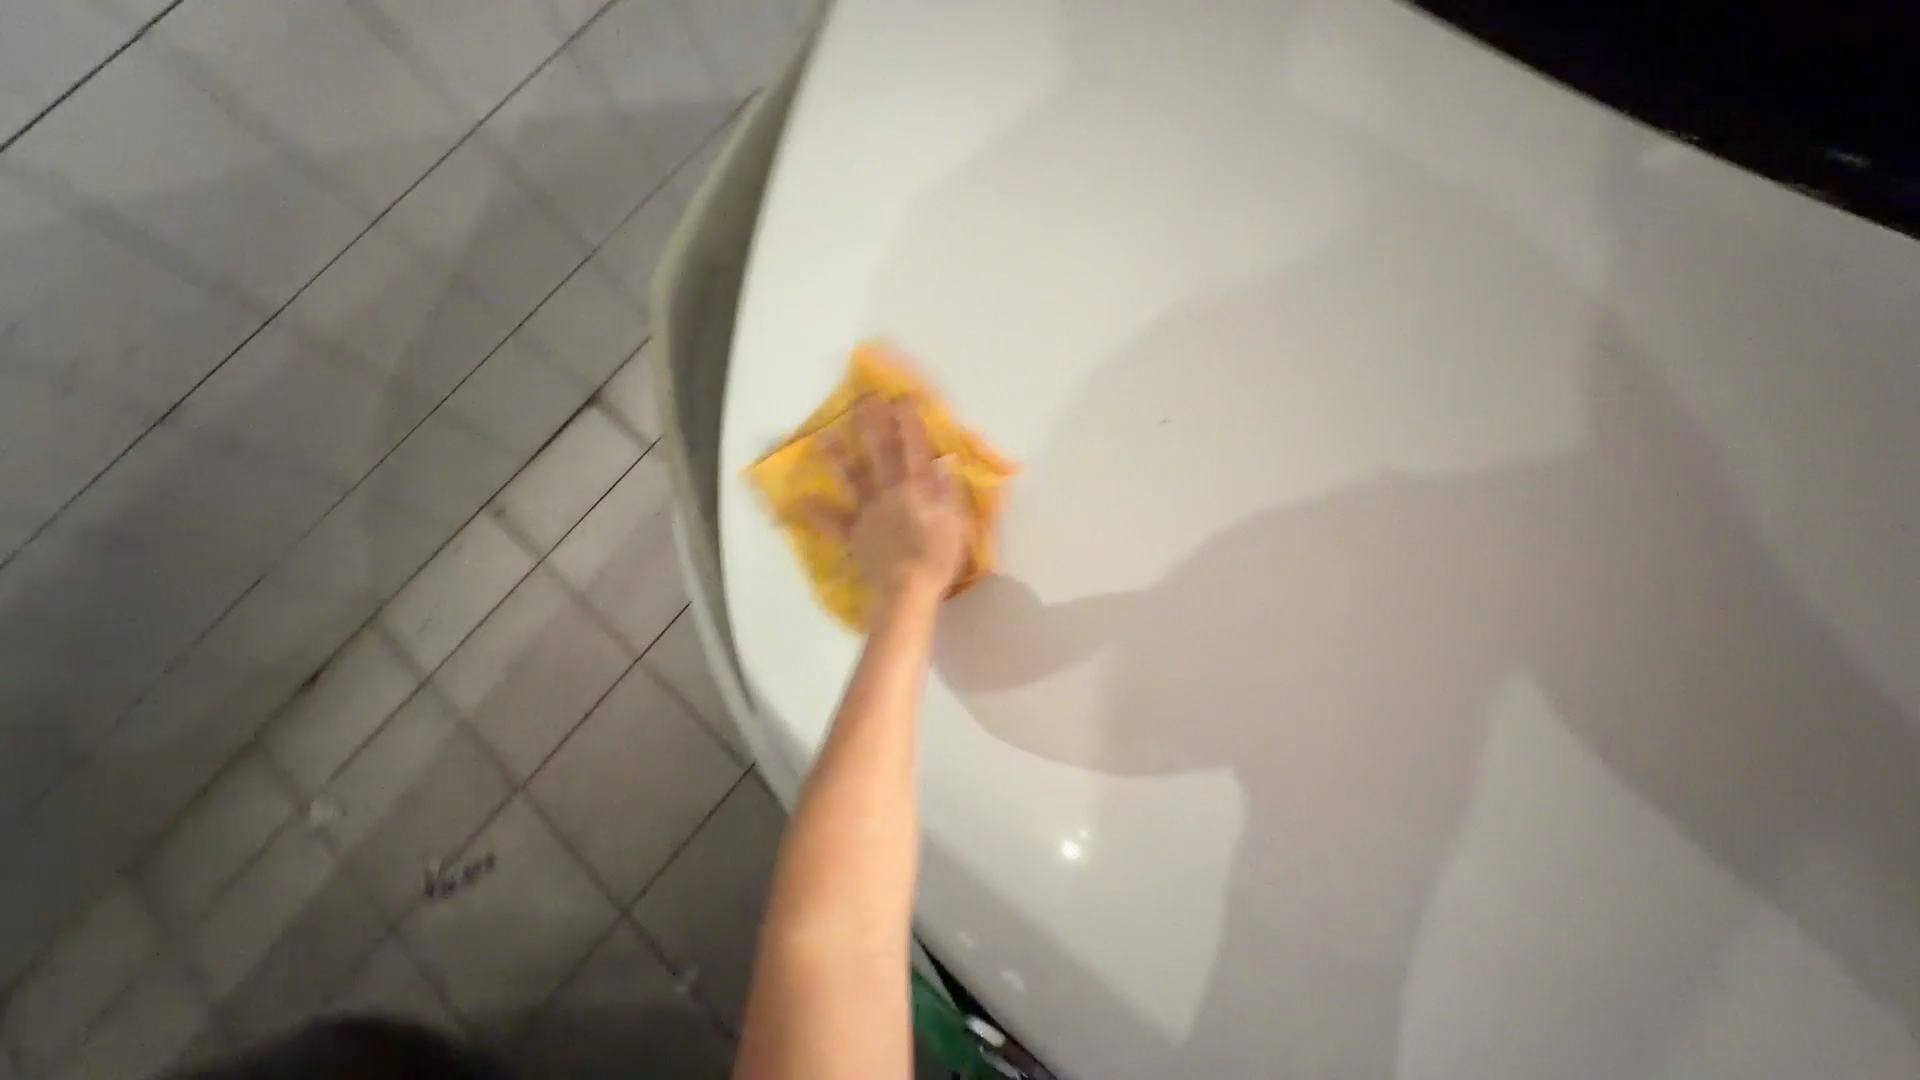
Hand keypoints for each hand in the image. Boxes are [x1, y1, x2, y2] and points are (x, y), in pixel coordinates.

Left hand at [805, 397, 968, 602]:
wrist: (908, 591)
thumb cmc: (937, 558)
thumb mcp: (956, 523)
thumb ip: (948, 490)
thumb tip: (944, 458)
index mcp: (918, 490)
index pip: (915, 449)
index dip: (909, 423)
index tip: (902, 399)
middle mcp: (890, 493)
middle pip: (881, 455)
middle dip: (874, 426)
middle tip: (864, 401)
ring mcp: (869, 513)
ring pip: (853, 479)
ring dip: (839, 457)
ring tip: (825, 436)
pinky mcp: (855, 535)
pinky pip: (832, 522)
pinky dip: (814, 512)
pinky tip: (797, 502)